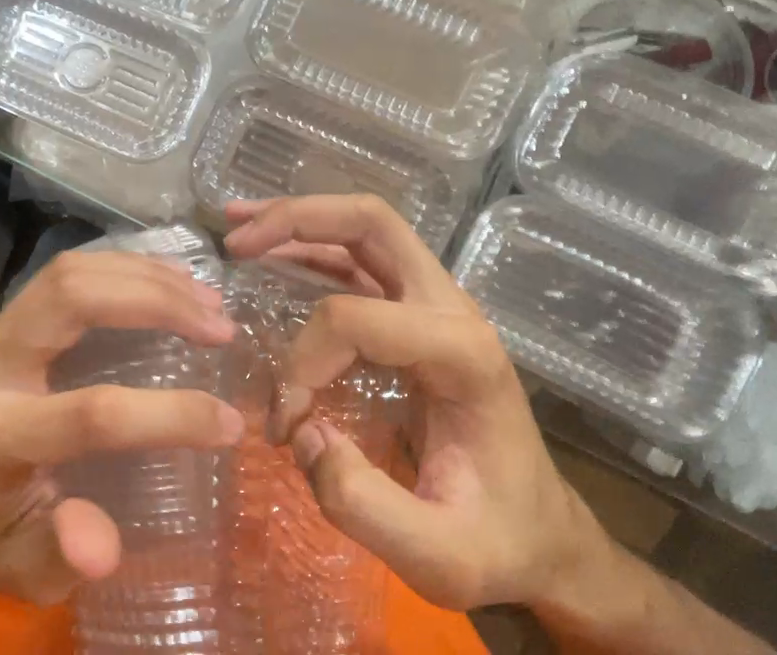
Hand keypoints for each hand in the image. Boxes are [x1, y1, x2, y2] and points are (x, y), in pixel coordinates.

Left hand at [0, 250, 242, 609]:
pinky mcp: (13, 318)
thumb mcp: (25, 572)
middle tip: (220, 325)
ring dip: (146, 277)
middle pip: (68, 299)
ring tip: (209, 299)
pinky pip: (69, 271)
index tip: (230, 423)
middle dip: (153, 302)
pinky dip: (127, 268)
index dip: (166, 415)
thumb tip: (100, 544)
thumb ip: (60, 556)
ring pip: (70, 273)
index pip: (90, 413)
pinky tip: (173, 281)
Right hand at [223, 195, 610, 612]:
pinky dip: (308, 248)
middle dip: (295, 221)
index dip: (300, 363)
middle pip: (370, 224)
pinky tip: (268, 254)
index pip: (352, 319)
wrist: (542, 537)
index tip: (285, 424)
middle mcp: (452, 310)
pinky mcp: (416, 315)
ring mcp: (436, 305)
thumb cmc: (497, 542)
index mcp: (463, 355)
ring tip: (235, 230)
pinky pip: (357, 259)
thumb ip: (363, 505)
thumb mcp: (439, 556)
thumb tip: (303, 433)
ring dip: (296, 223)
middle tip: (235, 244)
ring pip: (362, 229)